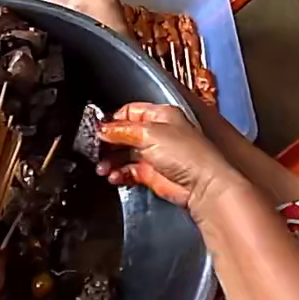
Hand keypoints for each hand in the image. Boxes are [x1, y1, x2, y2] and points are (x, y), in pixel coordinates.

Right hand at [95, 102, 241, 208]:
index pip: (129, 112)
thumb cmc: (187, 155)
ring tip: (103, 168)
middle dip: (108, 142)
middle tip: (96, 149)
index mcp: (160, 115)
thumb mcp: (149, 134)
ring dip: (110, 160)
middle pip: (123, 134)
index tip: (99, 129)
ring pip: (123, 154)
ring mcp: (154, 154)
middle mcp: (157, 133)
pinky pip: (128, 171)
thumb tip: (101, 129)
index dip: (113, 120)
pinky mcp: (151, 174)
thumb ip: (121, 130)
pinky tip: (114, 176)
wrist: (202, 187)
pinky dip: (118, 174)